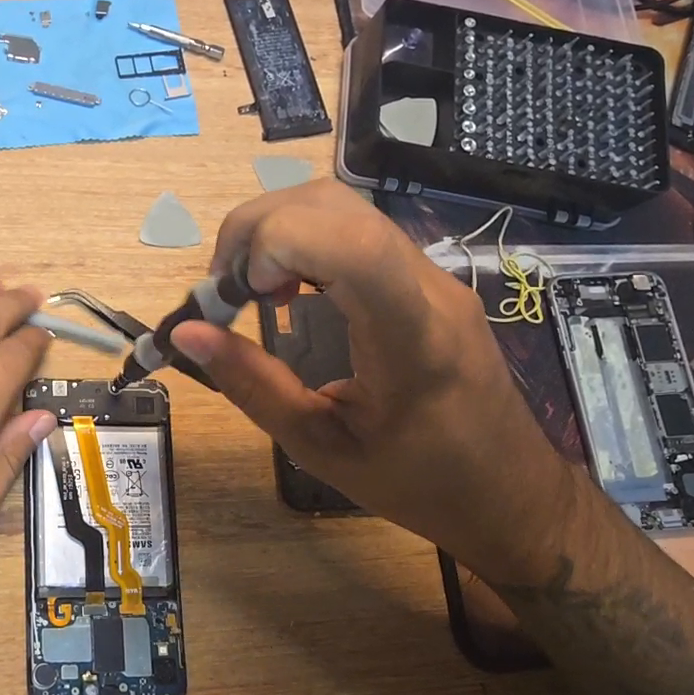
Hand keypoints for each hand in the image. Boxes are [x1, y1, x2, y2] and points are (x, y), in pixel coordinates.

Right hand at [170, 181, 581, 573]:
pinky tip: (284, 289)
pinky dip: (301, 241)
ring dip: (275, 232)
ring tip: (247, 290)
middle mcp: (427, 287)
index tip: (236, 295)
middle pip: (333, 205)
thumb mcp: (319, 447)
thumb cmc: (416, 482)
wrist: (508, 489)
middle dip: (257, 230)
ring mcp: (432, 275)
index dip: (276, 243)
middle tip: (222, 291)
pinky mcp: (425, 278)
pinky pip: (355, 231)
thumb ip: (252, 385)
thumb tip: (186, 332)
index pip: (349, 244)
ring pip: (342, 207)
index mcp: (409, 336)